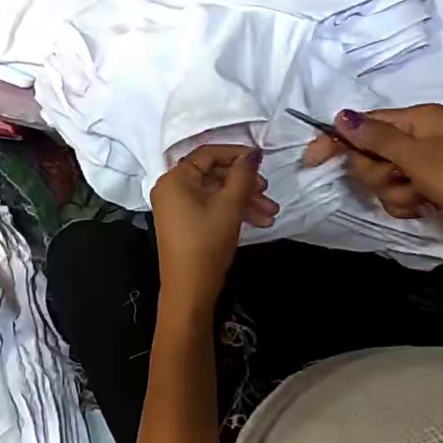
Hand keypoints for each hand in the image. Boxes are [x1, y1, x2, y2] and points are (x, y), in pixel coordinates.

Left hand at [150, 145, 277, 315]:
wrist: (190, 288)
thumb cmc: (207, 242)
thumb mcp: (229, 206)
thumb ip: (242, 175)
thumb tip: (252, 153)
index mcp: (175, 179)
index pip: (207, 154)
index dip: (236, 154)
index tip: (262, 160)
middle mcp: (171, 188)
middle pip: (213, 174)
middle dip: (245, 184)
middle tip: (268, 192)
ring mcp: (176, 206)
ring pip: (215, 193)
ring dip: (244, 200)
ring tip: (271, 214)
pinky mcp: (184, 221)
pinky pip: (210, 207)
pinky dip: (232, 211)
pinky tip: (259, 221)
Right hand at [301, 104, 442, 251]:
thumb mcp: (419, 155)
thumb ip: (375, 138)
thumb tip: (340, 116)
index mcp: (417, 120)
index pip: (363, 125)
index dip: (336, 140)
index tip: (312, 159)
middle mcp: (417, 140)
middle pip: (367, 155)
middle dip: (375, 173)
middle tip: (397, 179)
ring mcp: (423, 166)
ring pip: (379, 180)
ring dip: (392, 192)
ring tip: (419, 195)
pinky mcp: (428, 190)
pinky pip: (396, 196)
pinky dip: (405, 204)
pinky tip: (425, 207)